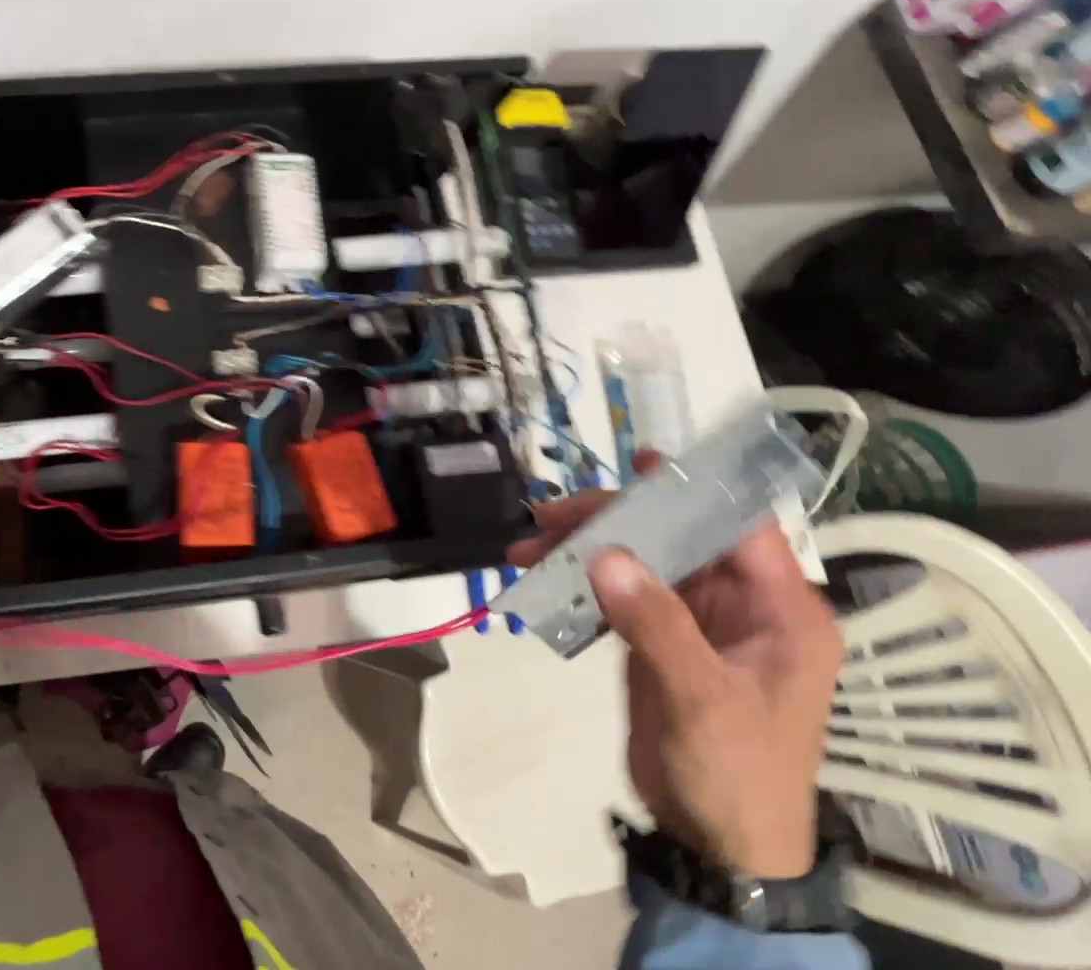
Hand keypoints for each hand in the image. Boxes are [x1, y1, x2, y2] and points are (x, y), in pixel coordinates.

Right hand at [507, 455, 842, 878]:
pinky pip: (618, 598)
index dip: (694, 490)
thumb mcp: (702, 698)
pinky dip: (579, 586)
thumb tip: (605, 556)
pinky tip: (540, 582)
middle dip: (611, 523)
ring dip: (583, 553)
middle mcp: (741, 607)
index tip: (639, 464)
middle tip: (546, 519)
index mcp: (780, 611)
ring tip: (524, 551)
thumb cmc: (734, 771)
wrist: (717, 840)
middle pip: (675, 539)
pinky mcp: (659, 646)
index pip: (740, 528)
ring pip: (639, 565)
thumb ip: (657, 624)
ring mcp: (696, 626)